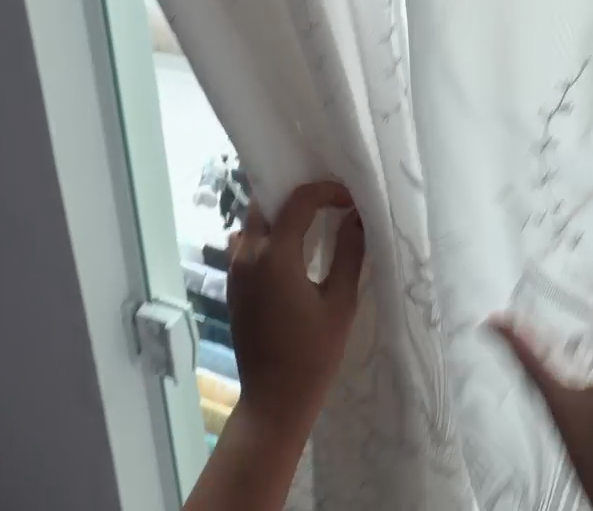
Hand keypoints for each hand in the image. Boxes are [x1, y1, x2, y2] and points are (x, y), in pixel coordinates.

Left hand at [185, 180, 365, 510]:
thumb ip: (349, 251)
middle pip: (266, 203)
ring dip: (279, 213)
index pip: (298, 200)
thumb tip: (358, 215)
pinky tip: (293, 248)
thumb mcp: (340, 301)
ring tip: (312, 219)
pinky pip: (247, 243)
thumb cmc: (313, 354)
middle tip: (327, 200)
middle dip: (296, 194)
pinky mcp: (234, 285)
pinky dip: (268, 234)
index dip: (326, 191)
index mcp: (274, 255)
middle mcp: (247, 254)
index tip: (350, 199)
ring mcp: (235, 270)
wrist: (274, 401)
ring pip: (253, 222)